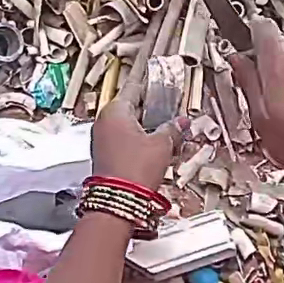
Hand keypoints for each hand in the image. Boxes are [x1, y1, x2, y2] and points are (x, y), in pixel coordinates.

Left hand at [90, 77, 181, 191]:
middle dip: (151, 109)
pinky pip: (124, 140)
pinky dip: (138, 139)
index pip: (134, 88)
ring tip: (167, 129)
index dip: (149, 84)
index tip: (158, 78)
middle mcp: (104, 122)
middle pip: (130, 107)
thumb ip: (172, 129)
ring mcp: (102, 139)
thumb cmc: (136, 169)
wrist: (117, 203)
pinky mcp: (105, 155)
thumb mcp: (161, 145)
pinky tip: (156, 146)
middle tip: (170, 107)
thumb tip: (181, 122)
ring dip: (146, 126)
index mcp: (114, 111)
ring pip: (128, 125)